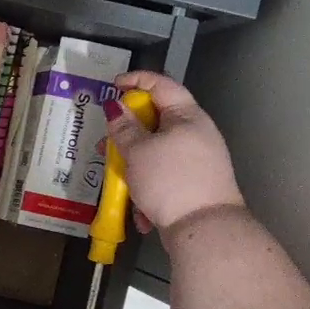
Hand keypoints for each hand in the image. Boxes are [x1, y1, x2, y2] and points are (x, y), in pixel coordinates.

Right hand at [104, 71, 245, 236]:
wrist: (204, 227)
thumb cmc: (170, 180)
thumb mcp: (138, 151)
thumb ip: (124, 128)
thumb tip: (115, 107)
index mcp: (187, 117)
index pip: (161, 85)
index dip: (136, 80)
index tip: (112, 86)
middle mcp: (195, 134)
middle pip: (156, 121)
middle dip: (127, 132)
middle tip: (105, 141)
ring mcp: (196, 161)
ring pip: (155, 151)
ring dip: (132, 163)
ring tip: (115, 178)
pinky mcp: (192, 184)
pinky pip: (162, 176)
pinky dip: (146, 186)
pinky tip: (138, 208)